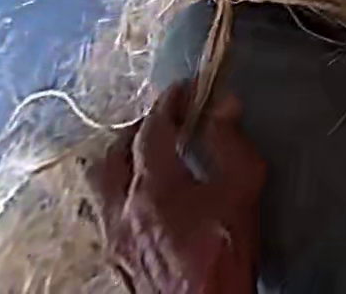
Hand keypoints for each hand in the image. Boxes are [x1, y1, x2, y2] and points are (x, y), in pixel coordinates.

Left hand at [85, 80, 264, 293]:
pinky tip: (149, 190)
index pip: (152, 128)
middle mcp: (122, 208)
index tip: (186, 88)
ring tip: (154, 151)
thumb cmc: (226, 248)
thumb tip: (223, 102)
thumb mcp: (243, 184)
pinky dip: (124, 186)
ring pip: (102, 183)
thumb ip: (230, 139)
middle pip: (113, 153)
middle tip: (169, 118)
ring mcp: (112, 237)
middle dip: (139, 127)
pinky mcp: (114, 257)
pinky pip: (107, 208)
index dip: (169, 101)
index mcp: (154, 186)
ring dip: (124, 158)